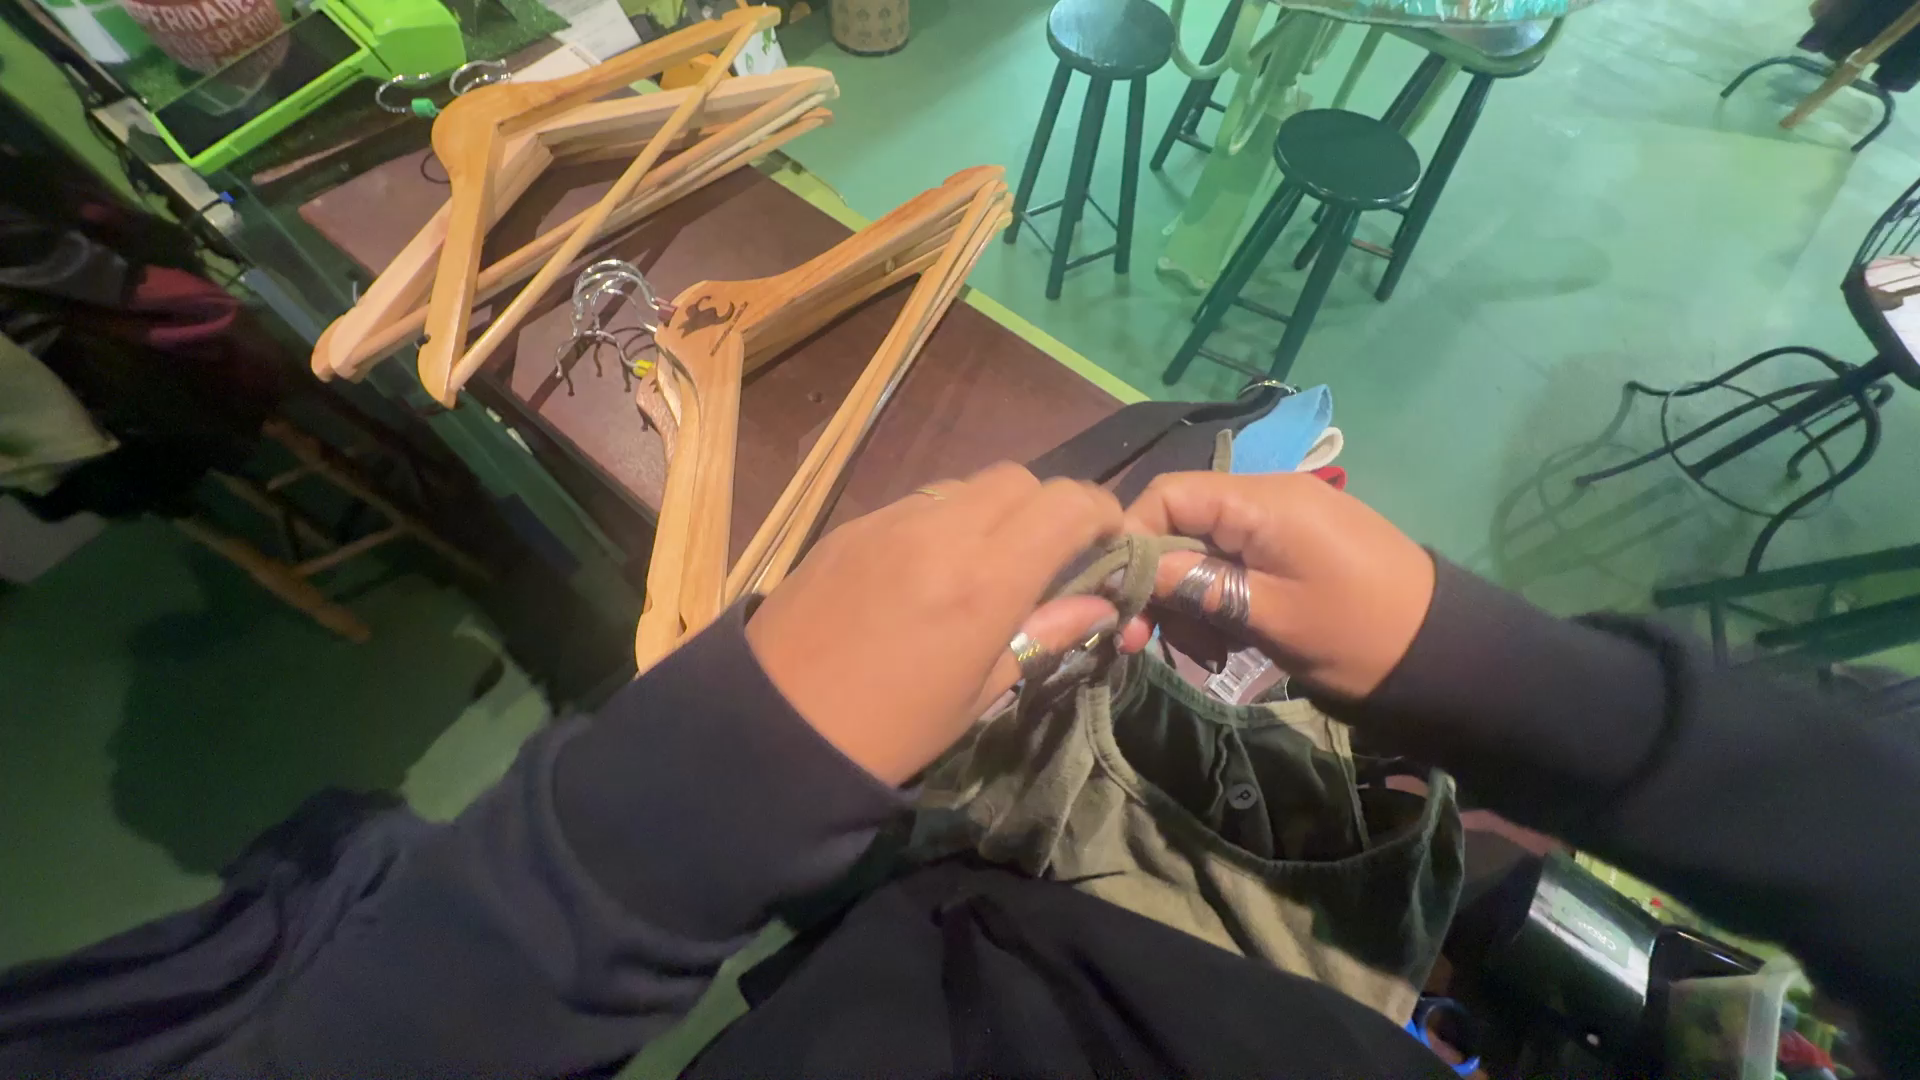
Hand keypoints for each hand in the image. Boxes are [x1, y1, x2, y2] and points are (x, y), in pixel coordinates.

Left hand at [746, 463, 1136, 784]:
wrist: (771, 729)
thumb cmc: (890, 731)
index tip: (1108, 544)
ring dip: (997, 512)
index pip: (1067, 504)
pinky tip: (930, 568)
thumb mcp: (980, 694)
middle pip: (1021, 478)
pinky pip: (920, 502)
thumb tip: (1103, 604)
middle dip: (1051, 508)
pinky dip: (947, 520)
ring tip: (988, 564)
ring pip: (969, 484)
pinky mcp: (852, 525)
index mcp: (984, 579)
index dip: (1102, 514)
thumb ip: (1046, 634)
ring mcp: (890, 520)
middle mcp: (941, 530)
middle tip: (1050, 558)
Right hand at [1124, 471, 1435, 699]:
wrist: (1445, 655)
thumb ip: (1192, 585)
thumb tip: (1124, 572)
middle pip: (1178, 523)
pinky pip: (1229, 561)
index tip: (1119, 597)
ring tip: (1203, 651)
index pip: (1166, 494)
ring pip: (1199, 548)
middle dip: (1158, 582)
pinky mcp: (1287, 545)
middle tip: (1146, 641)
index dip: (1132, 540)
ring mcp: (1277, 521)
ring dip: (1186, 599)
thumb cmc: (1355, 633)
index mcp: (1261, 500)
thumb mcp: (1265, 615)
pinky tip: (1222, 642)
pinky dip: (1214, 600)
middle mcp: (1263, 496)